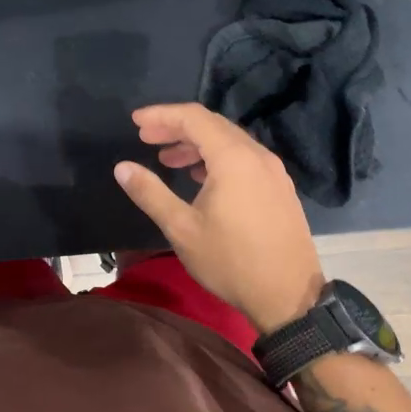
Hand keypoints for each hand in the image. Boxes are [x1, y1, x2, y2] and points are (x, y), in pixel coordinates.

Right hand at [113, 104, 324, 333]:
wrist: (288, 297)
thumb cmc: (230, 261)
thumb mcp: (181, 228)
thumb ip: (150, 192)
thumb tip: (122, 167)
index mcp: (233, 159)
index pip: (194, 118)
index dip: (161, 115)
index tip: (135, 122)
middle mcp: (256, 156)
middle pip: (213, 125)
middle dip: (176, 127)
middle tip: (146, 137)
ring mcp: (273, 172)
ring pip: (230, 141)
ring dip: (196, 144)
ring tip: (167, 159)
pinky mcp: (279, 189)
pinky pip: (244, 158)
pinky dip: (216, 157)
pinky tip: (200, 177)